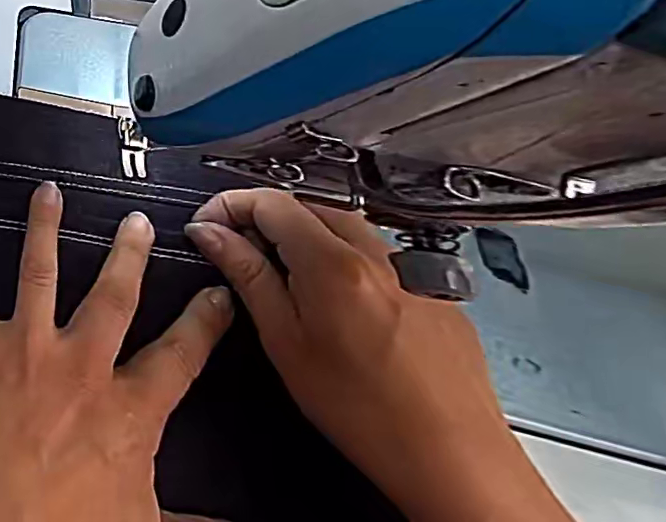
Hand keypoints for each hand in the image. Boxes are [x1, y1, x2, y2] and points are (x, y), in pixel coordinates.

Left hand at [0, 181, 234, 521]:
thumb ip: (186, 514)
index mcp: (125, 407)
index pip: (179, 356)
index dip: (204, 323)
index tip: (219, 293)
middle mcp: (81, 365)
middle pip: (113, 297)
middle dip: (128, 255)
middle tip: (137, 221)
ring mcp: (30, 348)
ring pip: (40, 272)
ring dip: (44, 227)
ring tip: (48, 192)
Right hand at [184, 190, 571, 521]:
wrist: (456, 464)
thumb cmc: (369, 414)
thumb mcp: (284, 340)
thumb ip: (246, 274)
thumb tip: (211, 233)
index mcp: (333, 261)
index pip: (268, 200)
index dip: (228, 205)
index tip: (209, 224)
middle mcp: (375, 251)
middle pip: (303, 204)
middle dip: (262, 219)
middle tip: (238, 252)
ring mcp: (408, 266)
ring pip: (338, 224)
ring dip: (300, 235)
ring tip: (284, 278)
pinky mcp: (429, 285)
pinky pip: (372, 250)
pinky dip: (339, 256)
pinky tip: (334, 300)